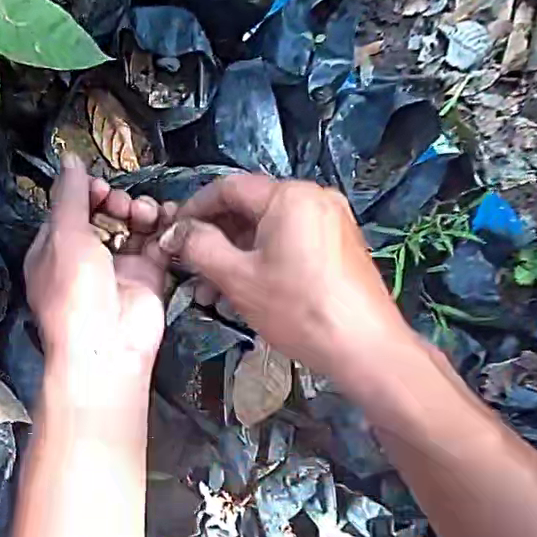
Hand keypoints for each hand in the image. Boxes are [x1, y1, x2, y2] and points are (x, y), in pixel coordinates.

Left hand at [24, 157, 168, 391]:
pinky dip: (164, 229)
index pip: (71, 210)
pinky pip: (158, 244)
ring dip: (141, 212)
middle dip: (116, 202)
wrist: (107, 345)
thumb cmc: (74, 289)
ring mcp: (118, 268)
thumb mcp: (65, 234)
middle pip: (105, 215)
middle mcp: (86, 257)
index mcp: (55, 249)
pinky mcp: (148, 276)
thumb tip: (69, 159)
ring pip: (133, 226)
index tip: (100, 187)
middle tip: (123, 205)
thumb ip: (71, 195)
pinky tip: (168, 219)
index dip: (87, 193)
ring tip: (146, 215)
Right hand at [151, 175, 409, 382]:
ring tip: (211, 291)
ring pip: (266, 230)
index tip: (172, 235)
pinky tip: (242, 291)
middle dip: (214, 239)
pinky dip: (261, 261)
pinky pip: (288, 242)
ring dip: (234, 255)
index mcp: (289, 196)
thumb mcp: (237, 277)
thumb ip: (199, 247)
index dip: (193, 209)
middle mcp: (313, 198)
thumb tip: (175, 233)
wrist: (364, 349)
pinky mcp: (337, 246)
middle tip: (189, 268)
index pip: (227, 188)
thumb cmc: (298, 309)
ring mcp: (329, 221)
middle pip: (248, 208)